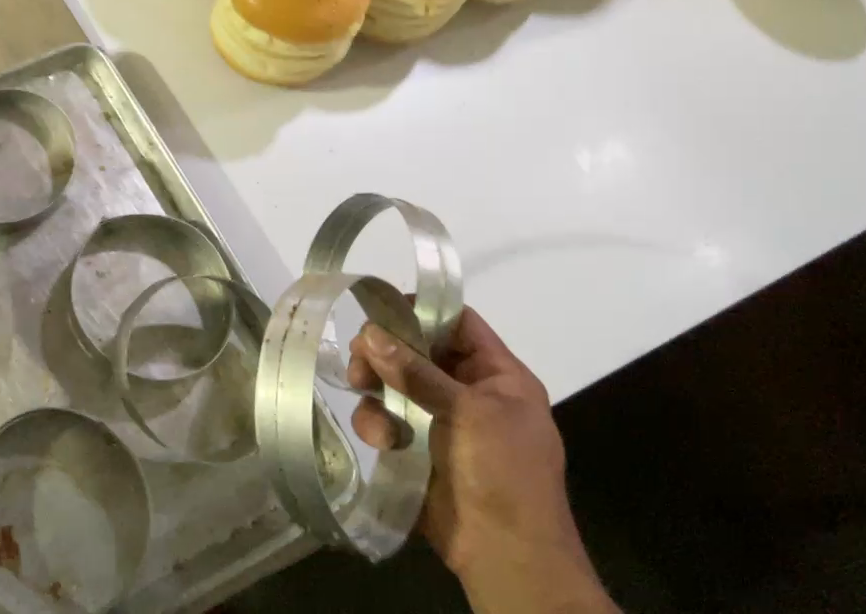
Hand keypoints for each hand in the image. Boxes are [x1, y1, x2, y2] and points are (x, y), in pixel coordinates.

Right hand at [350, 308, 616, 613]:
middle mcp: (467, 391)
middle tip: (359, 356)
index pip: (458, 323)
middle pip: (416, 350)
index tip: (379, 310)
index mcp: (498, 377)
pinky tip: (382, 439)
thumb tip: (371, 335)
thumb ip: (418, 371)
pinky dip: (376, 423)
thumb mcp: (470, 413)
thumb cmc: (504, 473)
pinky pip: (385, 419)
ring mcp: (439, 420)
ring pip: (393, 382)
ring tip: (361, 389)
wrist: (506, 554)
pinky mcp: (414, 447)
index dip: (421, 311)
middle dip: (385, 350)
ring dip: (375, 385)